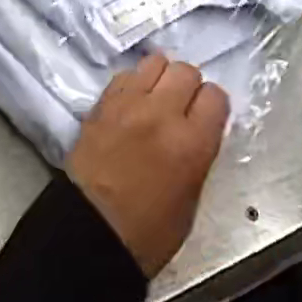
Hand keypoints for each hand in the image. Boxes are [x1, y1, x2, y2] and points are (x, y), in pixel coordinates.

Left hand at [67, 54, 229, 278]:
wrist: (86, 239)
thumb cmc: (146, 234)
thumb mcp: (191, 199)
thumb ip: (199, 153)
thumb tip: (198, 129)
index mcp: (192, 144)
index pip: (216, 96)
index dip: (211, 106)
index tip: (204, 118)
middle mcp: (164, 114)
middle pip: (187, 71)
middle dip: (187, 87)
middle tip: (179, 108)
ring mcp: (130, 105)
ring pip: (156, 62)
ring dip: (160, 78)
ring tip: (154, 99)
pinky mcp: (102, 105)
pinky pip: (126, 75)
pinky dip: (133, 84)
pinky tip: (131, 104)